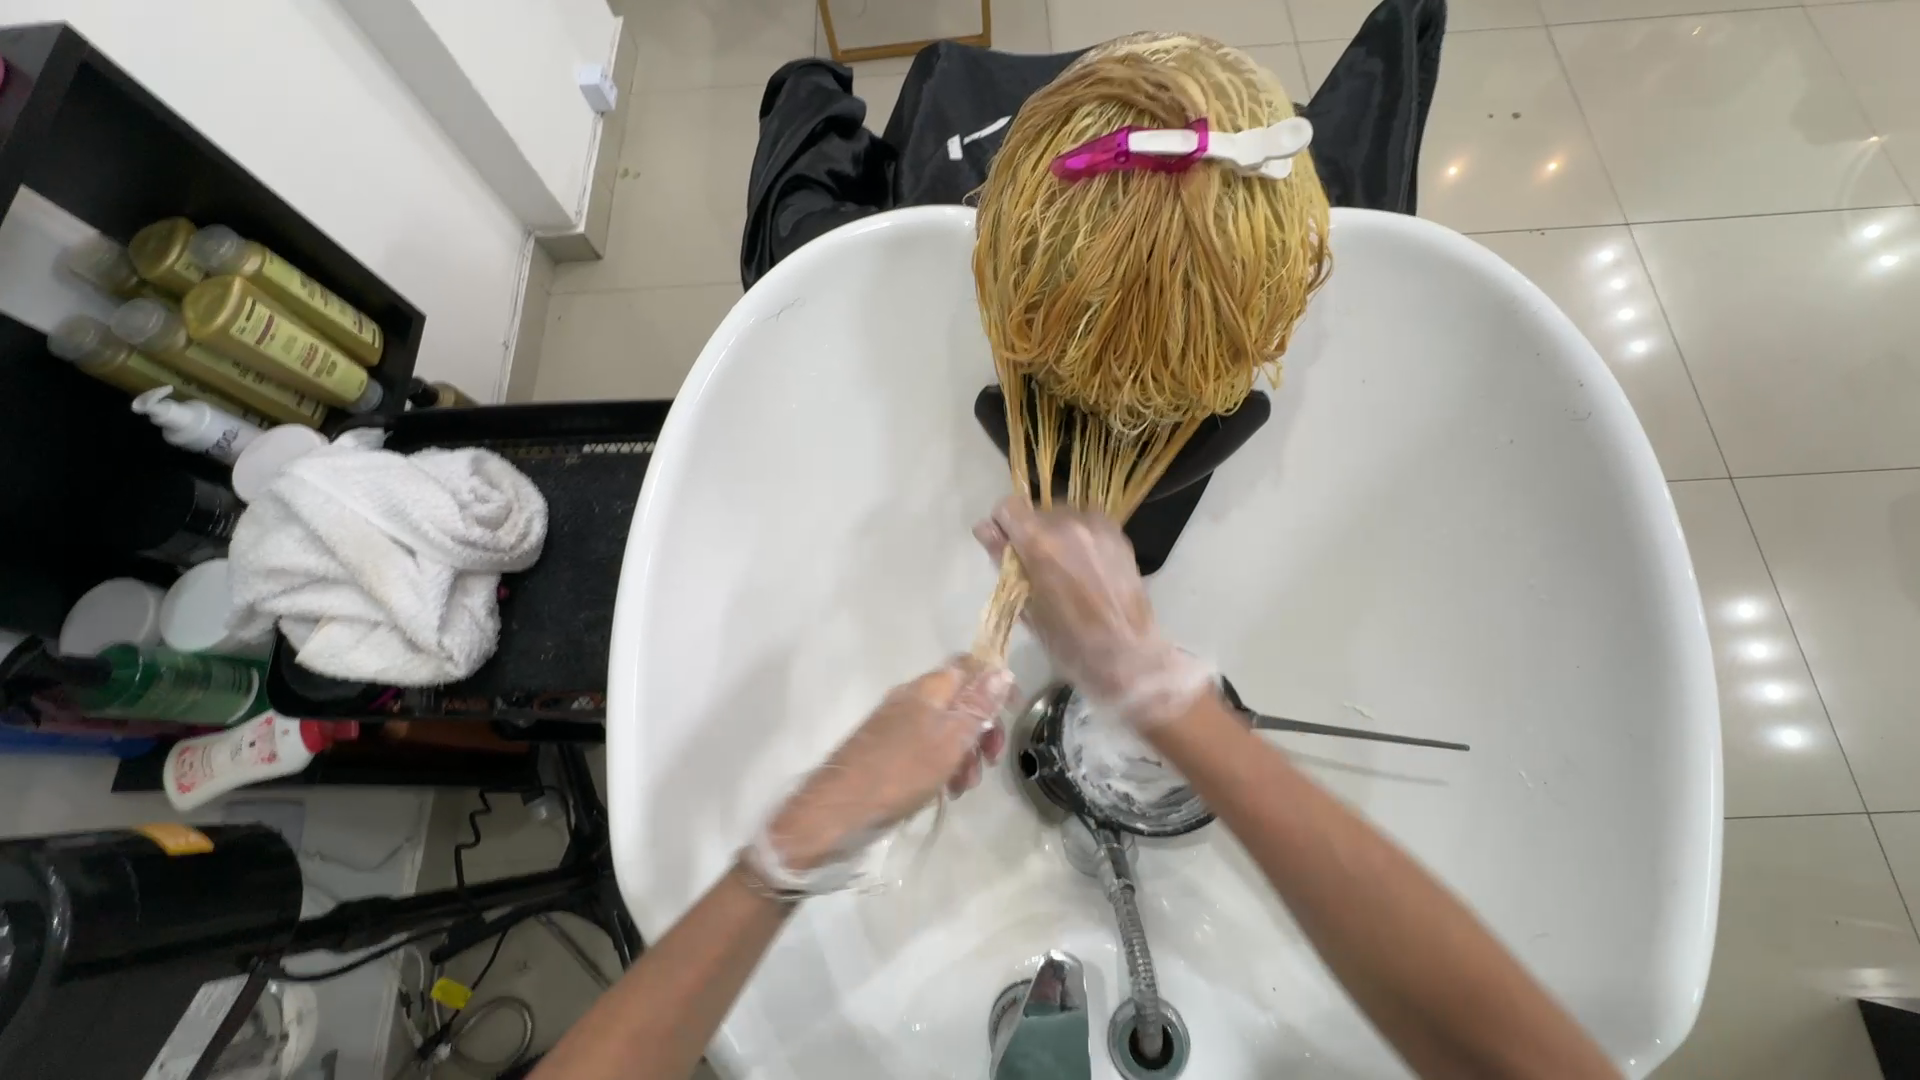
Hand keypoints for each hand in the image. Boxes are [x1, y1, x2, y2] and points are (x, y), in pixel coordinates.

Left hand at [765, 658, 1012, 872]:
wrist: (836, 810)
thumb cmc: (899, 773)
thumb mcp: (949, 740)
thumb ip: (977, 705)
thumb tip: (1001, 669)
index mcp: (928, 688)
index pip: (969, 665)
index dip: (996, 683)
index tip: (1013, 713)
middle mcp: (912, 697)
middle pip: (961, 699)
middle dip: (982, 727)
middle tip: (991, 760)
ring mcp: (897, 723)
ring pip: (945, 727)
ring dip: (965, 752)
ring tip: (965, 785)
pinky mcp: (887, 748)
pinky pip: (926, 747)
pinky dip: (943, 764)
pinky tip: (944, 790)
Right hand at [973, 497, 1211, 726]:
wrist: (1127, 655)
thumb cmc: (1068, 642)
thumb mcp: (1025, 605)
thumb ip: (1003, 560)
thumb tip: (984, 529)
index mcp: (1040, 542)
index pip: (1008, 506)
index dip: (1002, 526)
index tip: (1007, 550)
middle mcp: (1070, 523)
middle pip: (1036, 512)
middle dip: (1031, 535)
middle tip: (1038, 570)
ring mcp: (1099, 526)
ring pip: (1063, 516)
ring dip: (1057, 535)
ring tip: (1066, 570)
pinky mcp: (1119, 534)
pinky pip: (1088, 524)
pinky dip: (1080, 539)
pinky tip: (1087, 569)